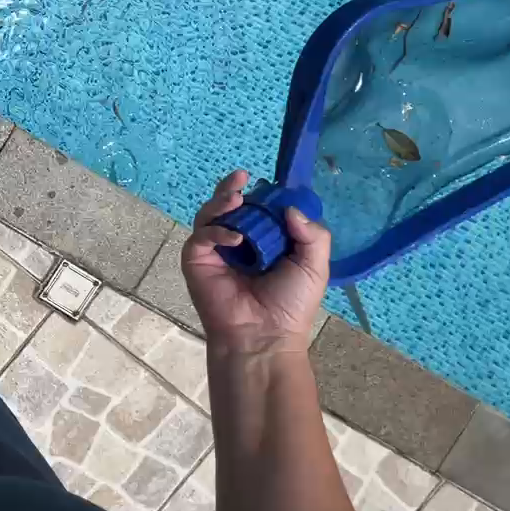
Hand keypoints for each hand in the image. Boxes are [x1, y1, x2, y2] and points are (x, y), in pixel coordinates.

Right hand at [181, 170, 329, 355]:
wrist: (263, 333)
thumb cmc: (289, 304)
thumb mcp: (313, 268)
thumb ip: (312, 236)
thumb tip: (290, 208)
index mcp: (261, 242)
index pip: (257, 211)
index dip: (260, 196)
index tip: (265, 181)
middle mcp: (235, 241)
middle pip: (228, 207)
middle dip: (232, 189)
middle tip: (241, 177)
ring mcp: (213, 248)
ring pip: (210, 214)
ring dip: (221, 202)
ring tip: (236, 198)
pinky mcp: (196, 257)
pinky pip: (202, 235)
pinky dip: (218, 231)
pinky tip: (235, 238)